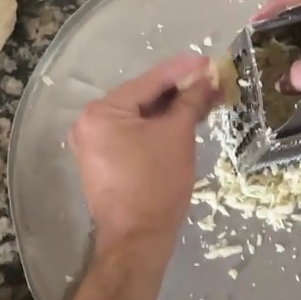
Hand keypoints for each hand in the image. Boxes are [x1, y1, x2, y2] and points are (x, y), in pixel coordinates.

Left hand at [70, 54, 221, 254]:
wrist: (138, 239)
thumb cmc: (156, 183)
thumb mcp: (178, 135)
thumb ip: (191, 100)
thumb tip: (208, 77)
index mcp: (102, 111)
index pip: (149, 81)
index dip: (182, 70)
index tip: (208, 60)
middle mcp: (90, 122)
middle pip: (143, 97)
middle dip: (178, 89)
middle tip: (210, 79)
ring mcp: (93, 143)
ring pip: (140, 116)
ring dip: (171, 108)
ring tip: (204, 97)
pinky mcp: (103, 161)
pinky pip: (134, 133)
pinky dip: (157, 126)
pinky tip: (183, 118)